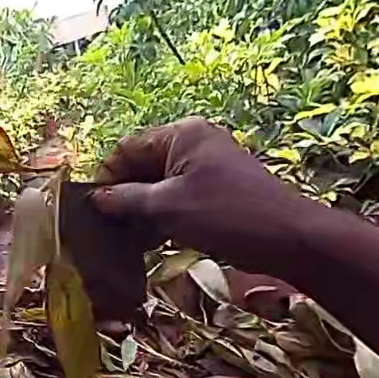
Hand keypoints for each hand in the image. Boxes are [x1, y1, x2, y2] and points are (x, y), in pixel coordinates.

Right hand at [88, 117, 310, 272]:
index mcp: (181, 135)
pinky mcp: (215, 192)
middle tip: (104, 227)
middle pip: (142, 165)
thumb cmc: (224, 214)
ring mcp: (206, 168)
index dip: (106, 176)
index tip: (91, 207)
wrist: (286, 237)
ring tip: (122, 238)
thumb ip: (127, 200)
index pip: (128, 147)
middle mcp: (193, 144)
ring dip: (140, 210)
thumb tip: (96, 199)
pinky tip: (148, 242)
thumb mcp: (167, 207)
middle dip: (122, 195)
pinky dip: (161, 217)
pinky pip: (178, 199)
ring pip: (159, 185)